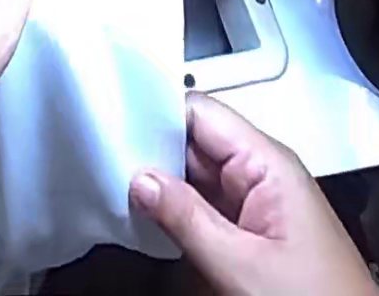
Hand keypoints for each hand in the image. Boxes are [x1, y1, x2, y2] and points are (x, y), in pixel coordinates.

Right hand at [130, 93, 378, 295]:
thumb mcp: (243, 267)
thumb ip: (188, 219)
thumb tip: (142, 178)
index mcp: (267, 160)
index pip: (205, 113)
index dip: (164, 113)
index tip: (122, 120)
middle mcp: (261, 171)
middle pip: (198, 141)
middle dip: (157, 149)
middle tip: (111, 158)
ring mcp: (255, 201)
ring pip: (198, 175)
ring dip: (164, 181)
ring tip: (121, 183)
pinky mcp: (250, 231)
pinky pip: (206, 206)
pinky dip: (178, 209)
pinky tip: (150, 215)